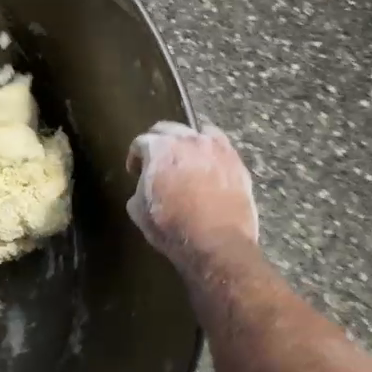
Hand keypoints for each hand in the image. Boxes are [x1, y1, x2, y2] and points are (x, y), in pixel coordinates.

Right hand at [127, 121, 259, 263]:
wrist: (215, 242)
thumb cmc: (170, 225)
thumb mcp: (137, 209)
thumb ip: (139, 186)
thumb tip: (147, 184)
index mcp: (158, 148)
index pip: (140, 142)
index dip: (134, 157)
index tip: (135, 173)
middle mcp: (187, 140)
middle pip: (167, 129)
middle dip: (158, 142)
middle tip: (156, 162)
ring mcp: (215, 148)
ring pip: (197, 132)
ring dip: (186, 143)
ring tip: (185, 161)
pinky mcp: (236, 161)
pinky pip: (220, 145)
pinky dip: (211, 150)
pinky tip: (208, 165)